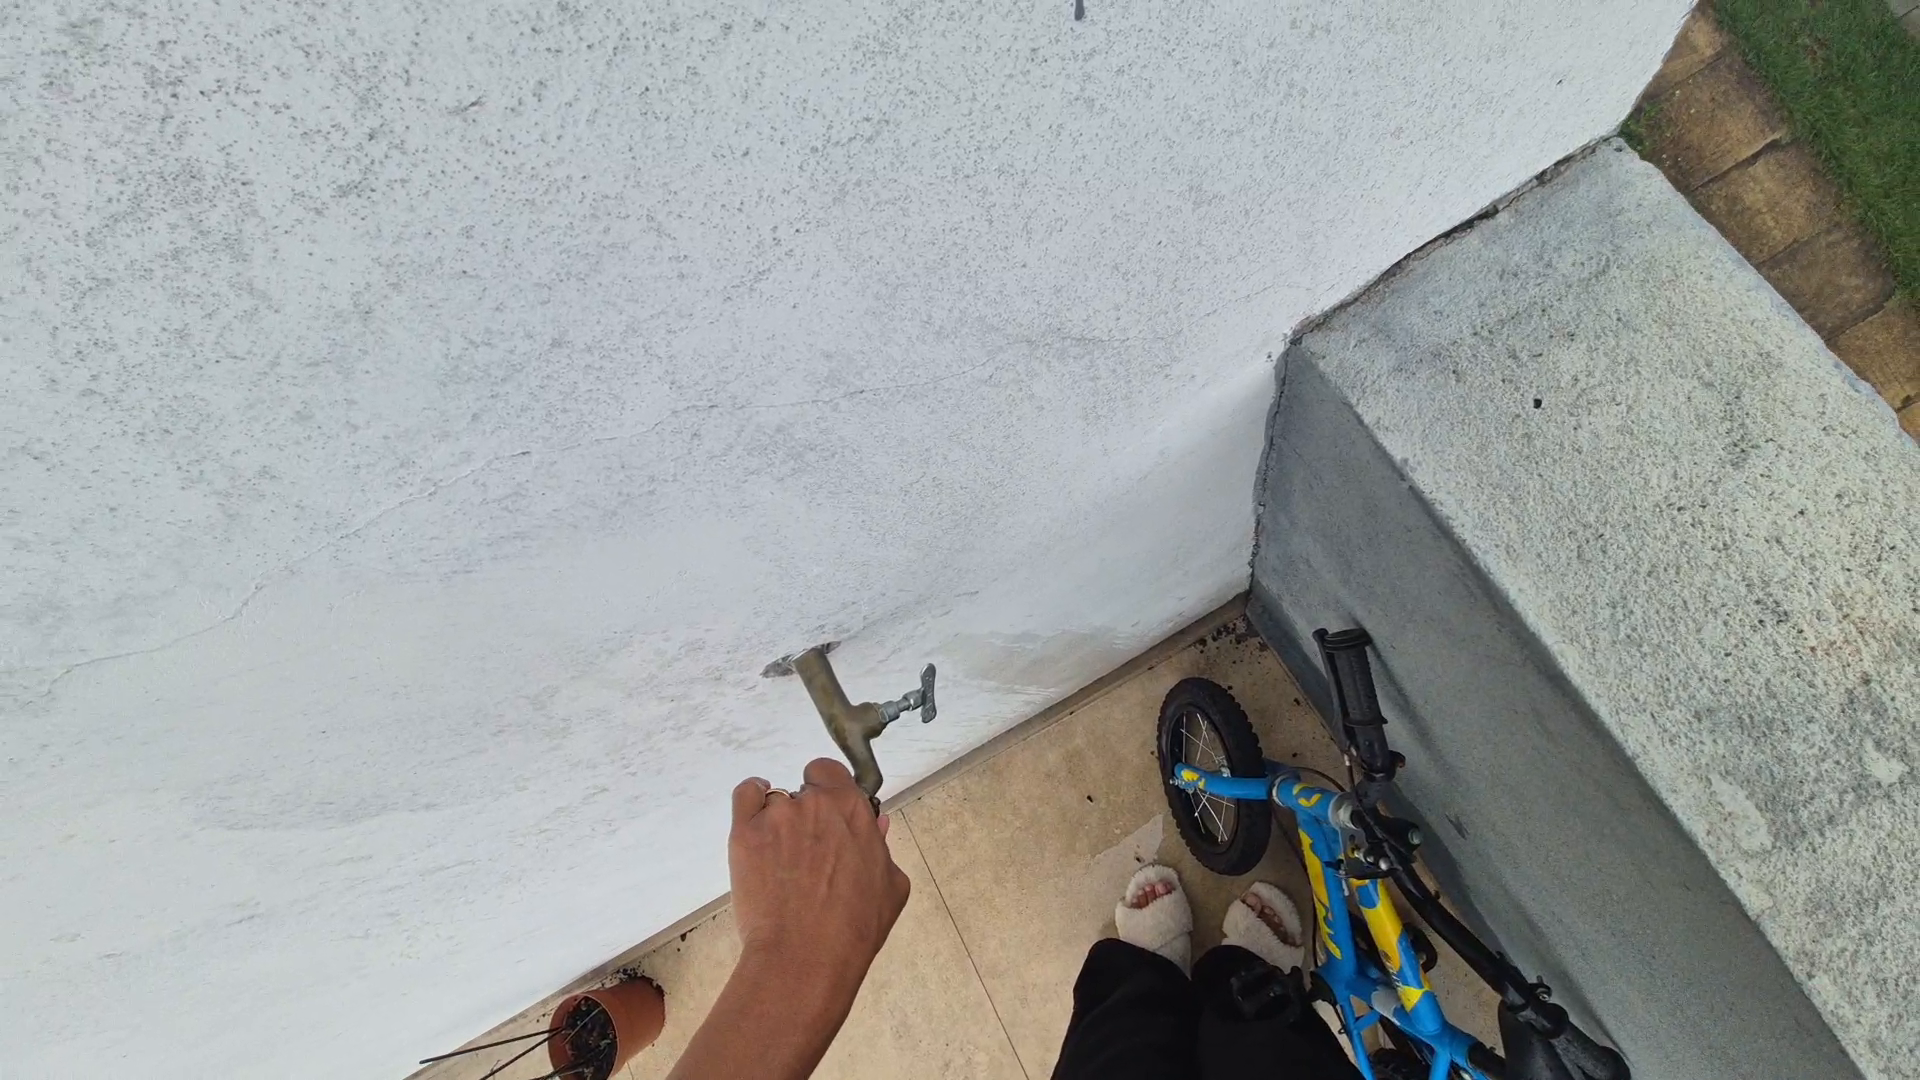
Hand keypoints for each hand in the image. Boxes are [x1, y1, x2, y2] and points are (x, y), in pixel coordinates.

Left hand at [666, 763, 910, 1079]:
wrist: (805, 958)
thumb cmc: (854, 928)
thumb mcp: (890, 887)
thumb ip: (882, 848)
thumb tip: (877, 824)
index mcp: (852, 808)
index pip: (832, 773)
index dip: (829, 790)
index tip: (828, 814)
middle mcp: (816, 802)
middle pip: (806, 789)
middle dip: (807, 813)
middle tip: (808, 849)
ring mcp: (778, 814)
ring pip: (776, 801)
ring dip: (779, 821)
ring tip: (780, 860)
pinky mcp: (746, 832)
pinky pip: (746, 794)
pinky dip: (750, 800)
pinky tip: (755, 820)